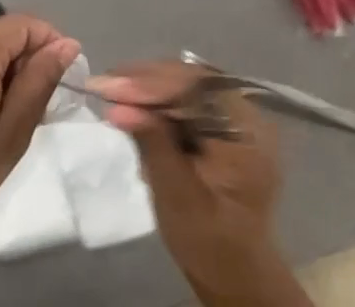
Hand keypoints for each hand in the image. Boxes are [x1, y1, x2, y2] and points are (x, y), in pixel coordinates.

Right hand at [90, 63, 307, 306]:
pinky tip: (134, 105)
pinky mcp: (224, 129)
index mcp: (247, 133)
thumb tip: (118, 105)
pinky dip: (160, 101)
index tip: (111, 87)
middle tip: (105, 84)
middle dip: (147, 80)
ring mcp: (238, 121)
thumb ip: (152, 145)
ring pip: (189, 86)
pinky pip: (190, 101)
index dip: (152, 84)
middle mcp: (249, 117)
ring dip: (150, 87)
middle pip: (194, 80)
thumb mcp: (177, 197)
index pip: (198, 88)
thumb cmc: (209, 242)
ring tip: (112, 90)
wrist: (235, 274)